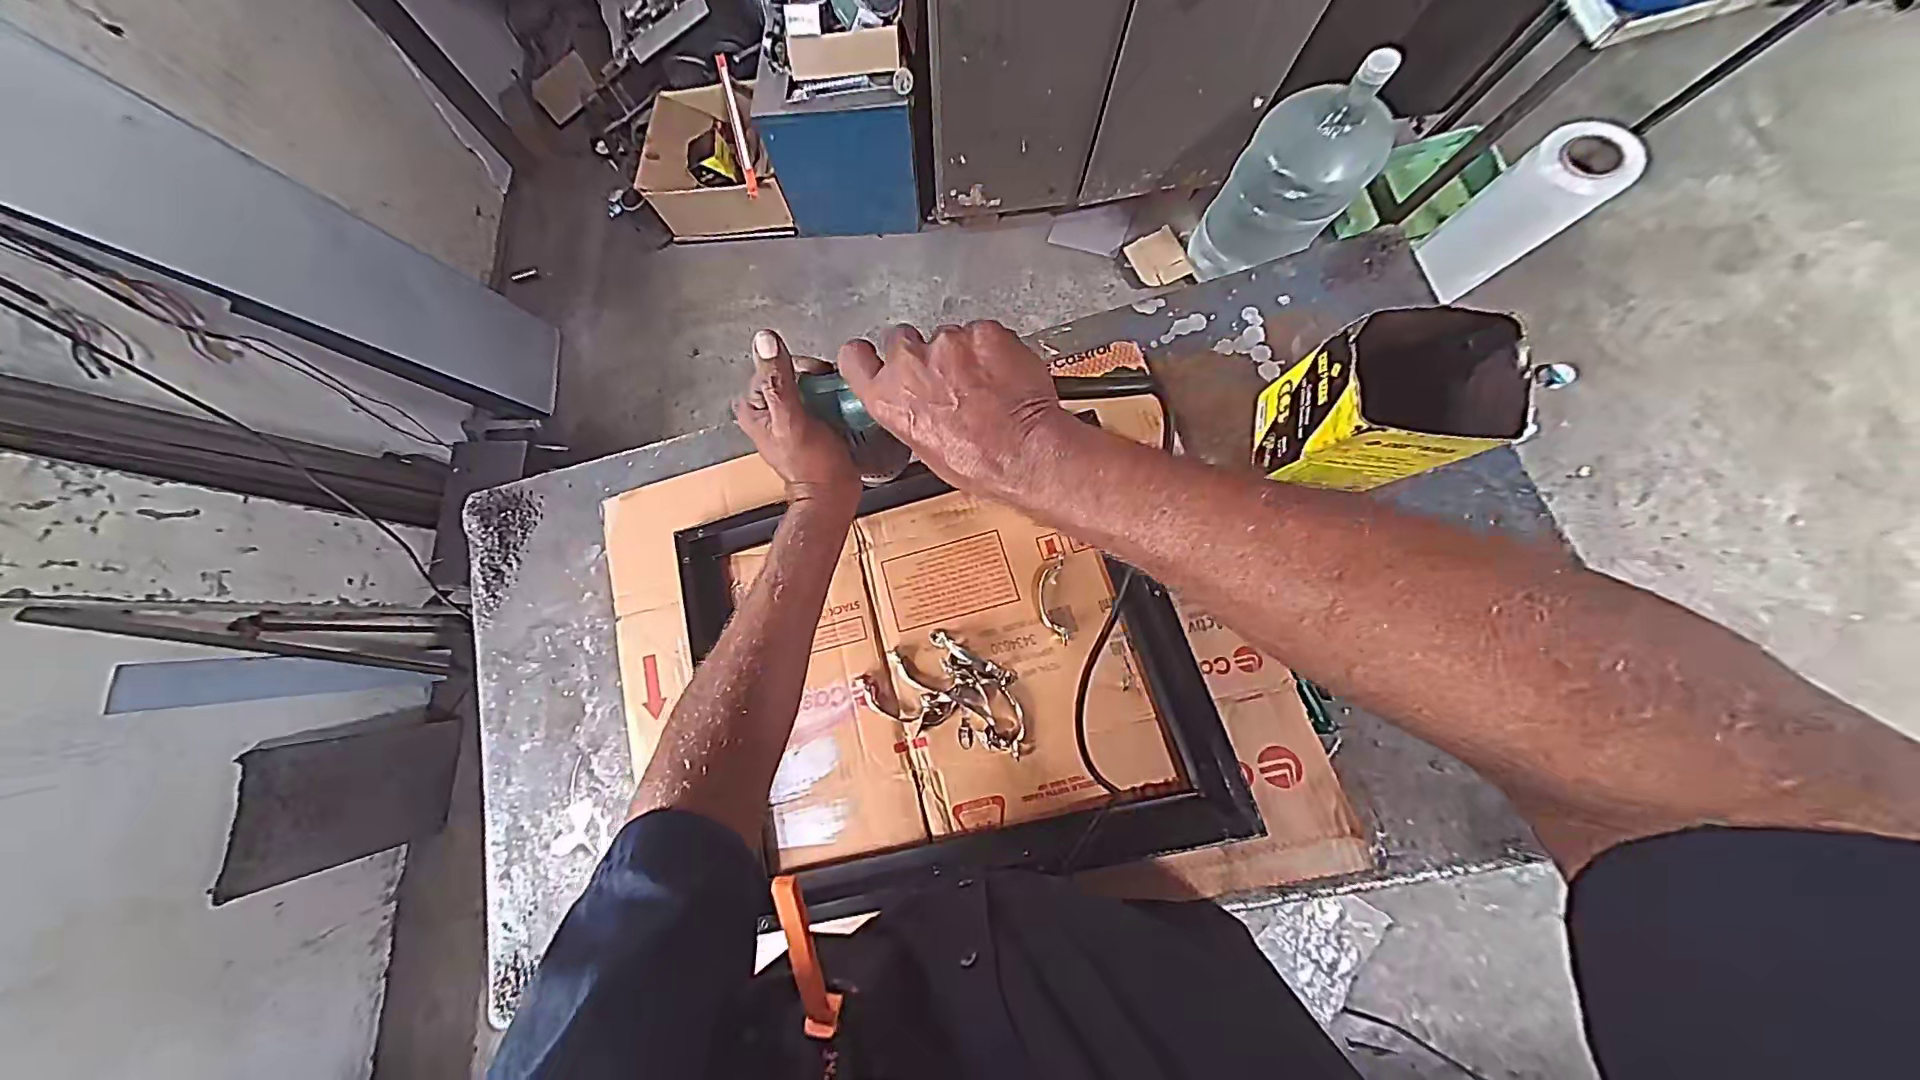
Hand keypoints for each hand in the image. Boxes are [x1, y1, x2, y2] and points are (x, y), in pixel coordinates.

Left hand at [733, 330, 858, 505]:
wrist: (832, 494)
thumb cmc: (812, 466)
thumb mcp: (792, 417)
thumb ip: (778, 380)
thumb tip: (765, 340)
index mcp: (753, 407)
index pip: (776, 364)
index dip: (801, 366)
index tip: (819, 379)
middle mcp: (768, 410)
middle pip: (795, 373)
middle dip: (818, 378)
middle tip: (831, 396)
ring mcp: (789, 418)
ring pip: (811, 385)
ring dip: (829, 388)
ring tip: (839, 404)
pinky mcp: (809, 425)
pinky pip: (821, 400)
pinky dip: (833, 399)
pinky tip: (843, 409)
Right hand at [836, 321, 1065, 498]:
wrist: (1024, 453)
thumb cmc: (978, 462)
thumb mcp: (924, 448)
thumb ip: (907, 412)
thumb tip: (916, 405)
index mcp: (887, 397)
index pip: (854, 358)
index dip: (867, 355)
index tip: (878, 356)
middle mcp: (910, 364)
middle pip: (902, 339)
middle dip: (923, 354)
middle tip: (949, 379)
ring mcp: (947, 342)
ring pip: (948, 336)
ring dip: (964, 353)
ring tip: (986, 385)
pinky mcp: (983, 331)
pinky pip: (983, 333)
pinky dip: (993, 349)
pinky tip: (1003, 375)